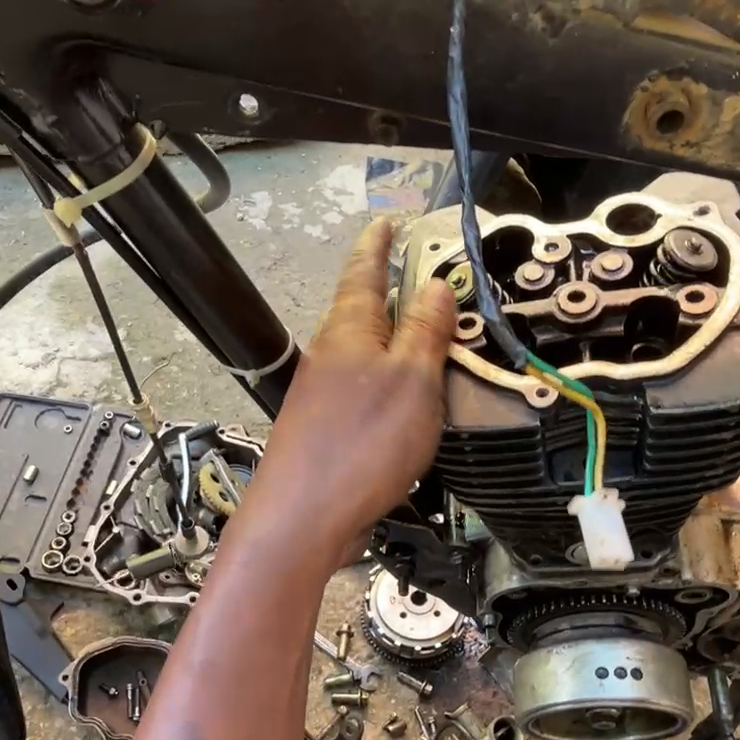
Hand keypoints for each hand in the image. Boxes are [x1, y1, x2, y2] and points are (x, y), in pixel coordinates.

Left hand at [233, 218, 455, 570]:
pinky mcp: (326, 431)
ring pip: (365, 354)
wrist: (303, 517)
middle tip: (422, 283)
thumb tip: (436, 286)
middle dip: (390, 294)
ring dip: (392, 341)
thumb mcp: (412, 381)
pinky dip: (389, 384)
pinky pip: (365, 392)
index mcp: (349, 329)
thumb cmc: (362, 443)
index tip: (386, 222)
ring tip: (425, 340)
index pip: (364, 271)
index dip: (378, 245)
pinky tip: (405, 403)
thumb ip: (425, 333)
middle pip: (362, 312)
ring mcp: (323, 395)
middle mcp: (330, 355)